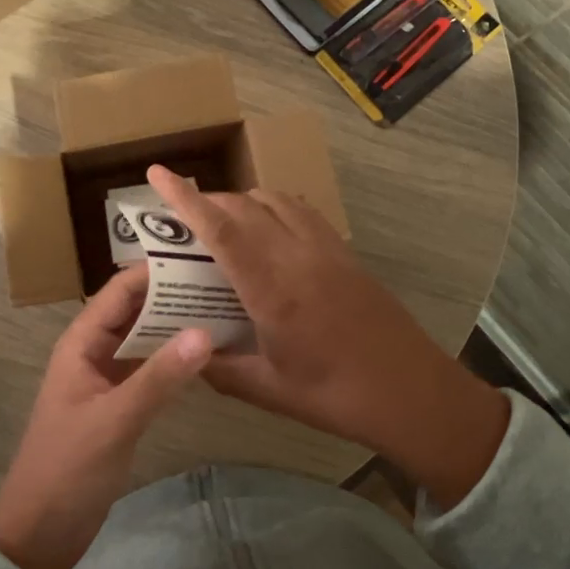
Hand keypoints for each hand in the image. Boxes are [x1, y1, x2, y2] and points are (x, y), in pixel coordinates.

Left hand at [0, 263, 211, 568]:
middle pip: (135, 308)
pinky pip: (148, 367)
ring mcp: (107, 377)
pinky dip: (173, 358)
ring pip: (144, 337)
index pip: (120, 289)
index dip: (155, 269)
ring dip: (176, 324)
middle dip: (173, 293)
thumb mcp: (115, 419)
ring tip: (223, 306)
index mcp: (81, 341)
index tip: (200, 255)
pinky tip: (207, 354)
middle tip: (224, 279)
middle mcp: (94, 350)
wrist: (41, 529)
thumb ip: (159, 377)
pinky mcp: (119, 403)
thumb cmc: (68, 466)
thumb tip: (205, 330)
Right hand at [146, 165, 508, 506]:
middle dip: (205, 201)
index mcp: (271, 290)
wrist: (412, 391)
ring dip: (240, 201)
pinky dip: (273, 206)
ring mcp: (324, 247)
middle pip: (241, 206)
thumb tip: (184, 347)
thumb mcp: (268, 390)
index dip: (184, 198)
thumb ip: (219, 367)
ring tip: (222, 225)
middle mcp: (295, 255)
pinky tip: (267, 230)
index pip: (219, 229)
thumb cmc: (336, 396)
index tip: (157, 172)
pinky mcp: (343, 249)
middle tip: (179, 218)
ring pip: (272, 200)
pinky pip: (299, 209)